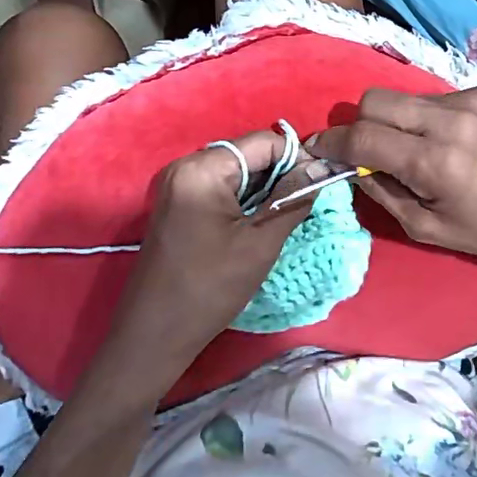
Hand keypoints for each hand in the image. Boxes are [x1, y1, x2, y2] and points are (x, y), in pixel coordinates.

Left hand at [104, 130, 318, 371]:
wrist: (155, 333)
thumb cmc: (210, 287)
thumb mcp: (261, 242)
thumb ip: (294, 198)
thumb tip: (322, 168)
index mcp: (202, 168)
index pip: (264, 143)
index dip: (298, 158)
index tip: (321, 182)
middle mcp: (185, 166)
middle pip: (248, 154)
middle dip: (281, 174)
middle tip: (306, 201)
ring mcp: (177, 185)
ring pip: (236, 172)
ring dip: (264, 189)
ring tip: (286, 214)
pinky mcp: (177, 204)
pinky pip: (220, 188)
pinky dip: (244, 199)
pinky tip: (257, 222)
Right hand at [309, 88, 476, 277]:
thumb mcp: (423, 227)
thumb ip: (380, 191)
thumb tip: (348, 166)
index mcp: (436, 163)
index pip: (364, 138)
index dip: (333, 143)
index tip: (320, 149)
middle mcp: (452, 122)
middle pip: (375, 100)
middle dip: (361, 125)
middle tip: (367, 151)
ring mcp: (470, 101)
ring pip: (402, 96)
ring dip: (395, 121)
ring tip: (413, 147)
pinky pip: (431, 97)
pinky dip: (425, 117)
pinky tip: (445, 139)